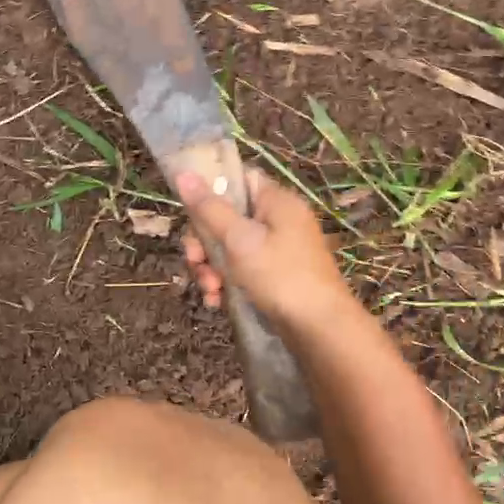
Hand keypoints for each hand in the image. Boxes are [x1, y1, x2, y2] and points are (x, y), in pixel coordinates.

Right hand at [175, 169, 355, 332]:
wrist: (320, 329)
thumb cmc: (280, 275)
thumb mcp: (238, 239)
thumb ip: (208, 207)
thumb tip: (183, 173)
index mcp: (276, 203)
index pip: (238, 178)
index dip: (209, 188)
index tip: (189, 209)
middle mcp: (277, 220)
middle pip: (224, 215)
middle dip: (202, 241)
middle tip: (195, 259)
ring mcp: (275, 248)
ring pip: (225, 244)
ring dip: (209, 266)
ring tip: (209, 287)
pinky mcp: (271, 272)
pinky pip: (237, 266)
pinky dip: (223, 280)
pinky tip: (216, 298)